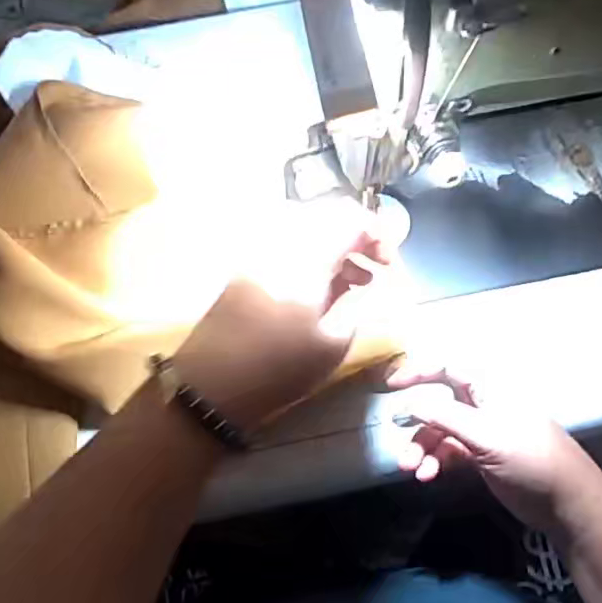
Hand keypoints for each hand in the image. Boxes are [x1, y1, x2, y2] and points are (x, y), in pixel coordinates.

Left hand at [172, 200, 399, 428]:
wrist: (211, 386)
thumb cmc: (279, 368)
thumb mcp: (334, 343)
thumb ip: (357, 303)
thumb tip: (365, 283)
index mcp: (306, 256)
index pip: (351, 219)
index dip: (378, 236)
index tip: (390, 266)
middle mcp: (280, 242)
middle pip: (327, 216)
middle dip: (357, 238)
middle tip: (375, 270)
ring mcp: (258, 253)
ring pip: (305, 229)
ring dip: (334, 247)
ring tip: (355, 282)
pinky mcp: (245, 269)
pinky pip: (285, 246)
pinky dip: (310, 256)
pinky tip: (321, 288)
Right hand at [386, 361, 601, 539]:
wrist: (566, 503)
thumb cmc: (532, 460)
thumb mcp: (487, 435)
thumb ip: (446, 417)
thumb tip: (409, 404)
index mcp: (492, 388)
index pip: (449, 367)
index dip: (419, 371)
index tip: (391, 386)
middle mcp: (485, 405)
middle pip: (440, 403)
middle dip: (417, 424)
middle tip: (399, 444)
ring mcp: (483, 432)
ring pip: (441, 431)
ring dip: (422, 448)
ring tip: (412, 470)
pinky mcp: (482, 457)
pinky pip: (450, 452)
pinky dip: (436, 461)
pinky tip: (428, 476)